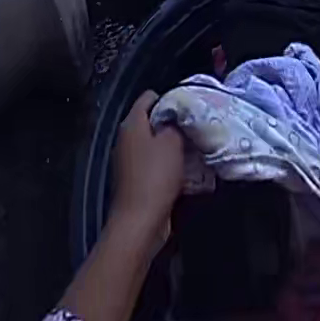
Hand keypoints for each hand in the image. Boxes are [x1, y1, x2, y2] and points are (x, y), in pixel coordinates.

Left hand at [109, 90, 183, 238]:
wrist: (139, 223)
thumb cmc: (155, 176)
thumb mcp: (172, 142)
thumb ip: (176, 123)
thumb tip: (176, 116)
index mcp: (131, 124)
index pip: (149, 96)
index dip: (169, 97)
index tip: (188, 106)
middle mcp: (126, 139)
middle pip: (152, 119)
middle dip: (172, 122)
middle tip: (193, 126)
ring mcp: (128, 161)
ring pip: (154, 142)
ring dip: (172, 144)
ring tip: (193, 146)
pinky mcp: (134, 180)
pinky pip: (153, 161)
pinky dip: (167, 162)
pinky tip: (184, 167)